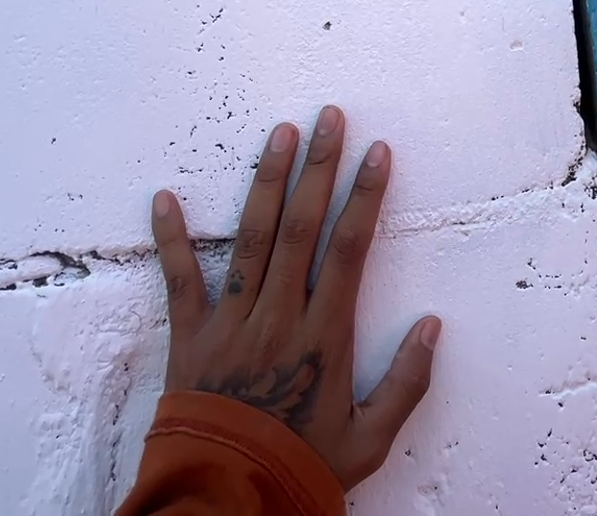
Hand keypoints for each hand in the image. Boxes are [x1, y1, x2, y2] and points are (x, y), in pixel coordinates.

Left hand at [150, 106, 440, 489]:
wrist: (221, 506)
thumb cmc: (298, 468)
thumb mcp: (369, 441)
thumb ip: (406, 385)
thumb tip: (432, 326)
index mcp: (323, 334)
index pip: (349, 247)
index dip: (365, 195)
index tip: (377, 153)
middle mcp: (277, 316)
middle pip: (301, 226)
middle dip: (319, 167)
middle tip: (330, 118)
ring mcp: (230, 322)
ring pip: (251, 239)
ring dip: (267, 182)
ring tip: (280, 134)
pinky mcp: (190, 337)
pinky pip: (179, 280)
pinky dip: (170, 239)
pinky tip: (164, 198)